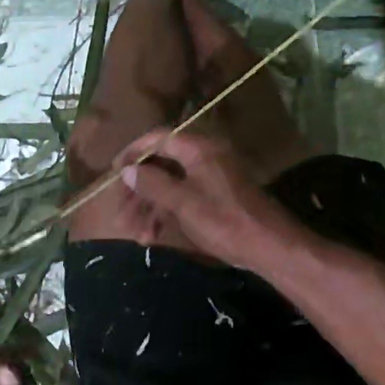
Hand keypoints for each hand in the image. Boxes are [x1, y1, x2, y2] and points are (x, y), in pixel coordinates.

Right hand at [116, 129, 312, 272]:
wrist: (270, 245)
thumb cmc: (224, 221)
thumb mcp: (183, 203)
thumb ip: (153, 183)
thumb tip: (128, 170)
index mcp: (198, 149)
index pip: (158, 138)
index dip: (133, 152)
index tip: (115, 171)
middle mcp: (206, 155)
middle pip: (163, 162)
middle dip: (140, 188)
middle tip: (123, 211)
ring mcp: (213, 175)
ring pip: (172, 183)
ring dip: (152, 206)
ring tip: (139, 234)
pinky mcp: (218, 194)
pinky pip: (185, 195)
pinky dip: (169, 212)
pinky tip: (155, 235)